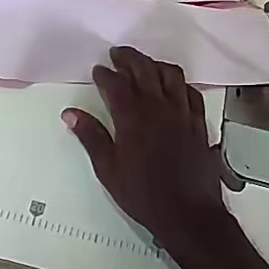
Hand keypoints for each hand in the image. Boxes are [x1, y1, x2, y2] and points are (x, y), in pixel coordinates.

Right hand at [64, 46, 230, 245]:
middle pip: (144, 69)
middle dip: (129, 58)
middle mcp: (159, 108)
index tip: (98, 71)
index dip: (105, 74)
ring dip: (155, 64)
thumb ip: (91, 137)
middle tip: (117, 55)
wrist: (188, 212)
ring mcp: (182, 113)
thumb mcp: (108, 169)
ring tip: (144, 65)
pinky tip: (173, 87)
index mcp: (133, 118)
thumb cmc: (143, 194)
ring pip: (171, 75)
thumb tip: (70, 114)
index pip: (116, 84)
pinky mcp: (198, 123)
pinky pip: (191, 92)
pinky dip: (179, 84)